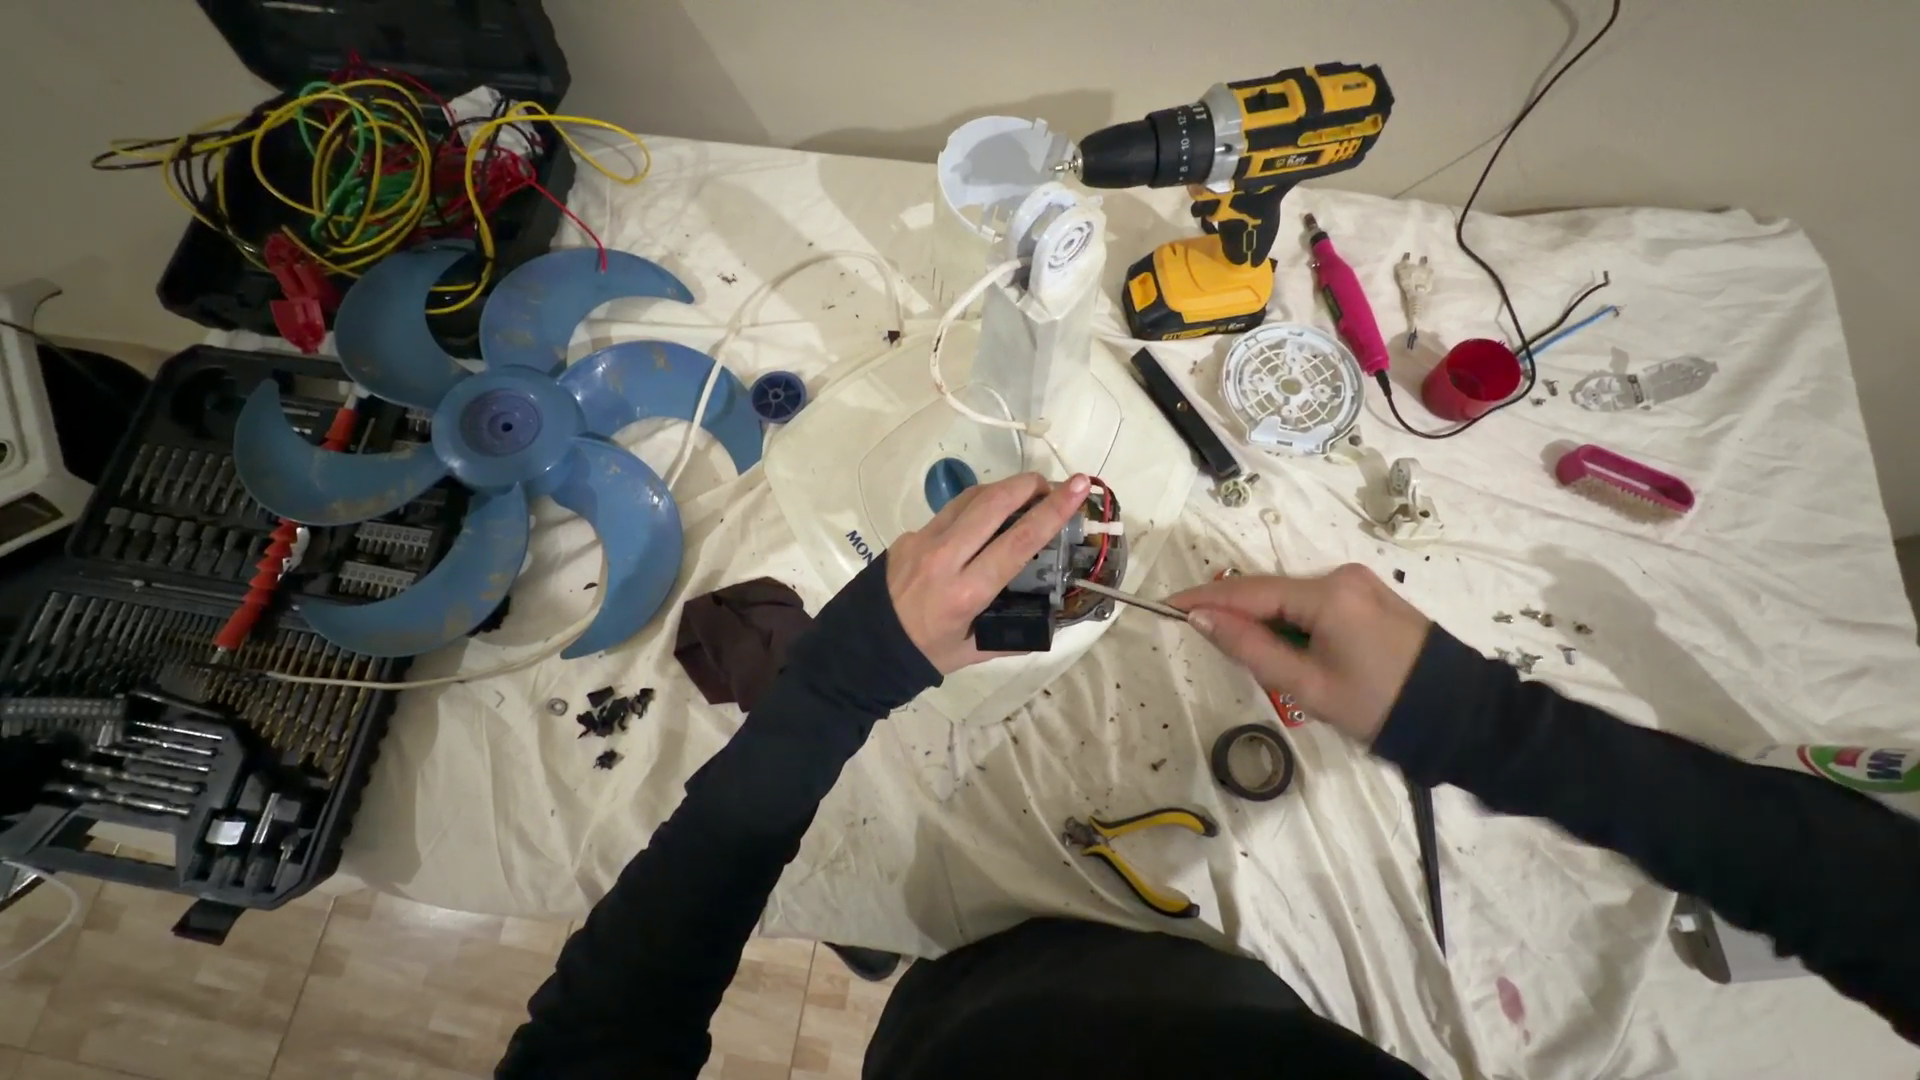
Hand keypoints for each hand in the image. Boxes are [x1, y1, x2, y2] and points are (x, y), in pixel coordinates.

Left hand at [886, 472, 1090, 673]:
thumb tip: (1049, 621)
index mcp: (967, 591)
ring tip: (1029, 492)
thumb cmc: (923, 653)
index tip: (1079, 486)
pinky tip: (990, 516)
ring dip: (1005, 488)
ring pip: (971, 498)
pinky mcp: (910, 535)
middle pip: (994, 503)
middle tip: (1056, 484)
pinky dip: (978, 505)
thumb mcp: (973, 652)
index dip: (1053, 510)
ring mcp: (924, 541)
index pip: (1019, 541)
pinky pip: (951, 511)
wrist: (862, 646)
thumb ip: (1013, 635)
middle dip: (1030, 485)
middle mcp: (946, 558)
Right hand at [1168, 566, 1430, 742]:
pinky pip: (1311, 603)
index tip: (1166, 606)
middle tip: (1215, 647)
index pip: (1249, 591)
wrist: (1464, 718)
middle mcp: (1340, 576)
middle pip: (1268, 592)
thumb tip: (1200, 618)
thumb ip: (1250, 648)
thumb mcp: (1307, 685)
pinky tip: (1293, 652)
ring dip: (1266, 624)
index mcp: (1327, 595)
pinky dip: (1291, 623)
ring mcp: (1357, 583)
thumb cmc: (1380, 706)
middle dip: (1237, 616)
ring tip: (1265, 664)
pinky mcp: (1368, 596)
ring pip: (1288, 599)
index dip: (1204, 599)